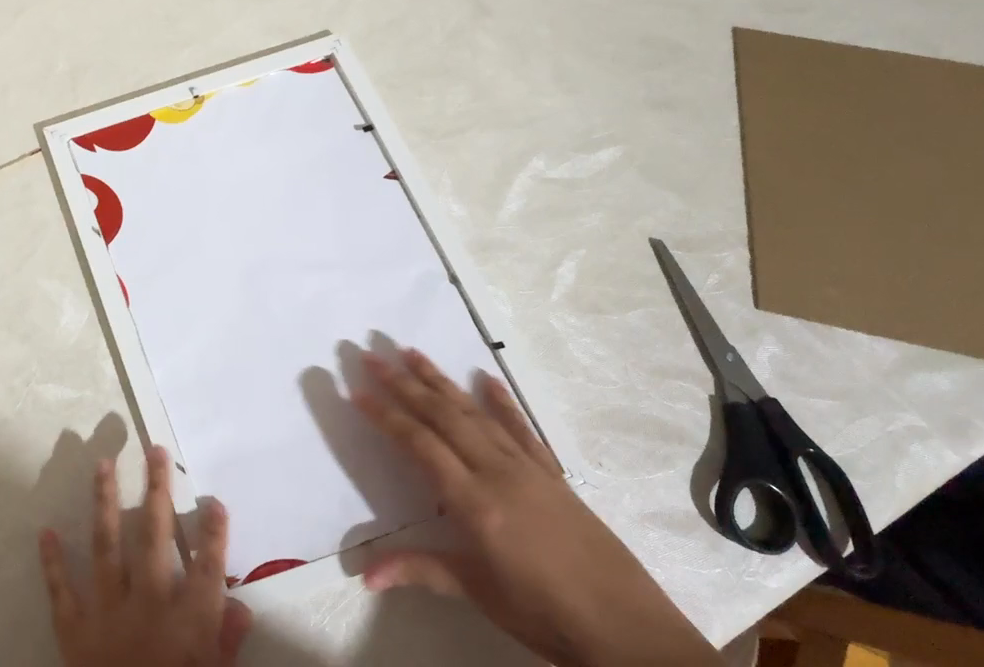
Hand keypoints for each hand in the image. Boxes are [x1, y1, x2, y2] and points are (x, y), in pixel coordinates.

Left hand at [38, 444, 252, 666]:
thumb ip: (225, 647)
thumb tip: (240, 607)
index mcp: (188, 623)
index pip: (209, 568)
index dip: (214, 533)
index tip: (215, 500)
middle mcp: (149, 605)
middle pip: (155, 537)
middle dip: (156, 491)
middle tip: (155, 451)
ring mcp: (107, 612)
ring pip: (106, 546)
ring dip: (104, 502)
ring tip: (102, 465)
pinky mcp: (74, 629)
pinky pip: (61, 590)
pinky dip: (51, 562)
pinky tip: (45, 530)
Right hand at [355, 350, 721, 666]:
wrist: (627, 630)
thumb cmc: (544, 613)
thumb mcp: (478, 592)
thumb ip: (420, 570)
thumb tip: (363, 575)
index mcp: (474, 502)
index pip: (420, 445)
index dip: (386, 416)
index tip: (356, 391)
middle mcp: (498, 473)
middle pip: (444, 417)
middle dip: (404, 384)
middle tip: (372, 355)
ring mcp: (528, 470)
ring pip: (477, 414)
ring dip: (442, 381)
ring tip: (413, 352)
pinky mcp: (554, 476)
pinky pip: (522, 430)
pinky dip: (502, 401)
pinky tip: (486, 379)